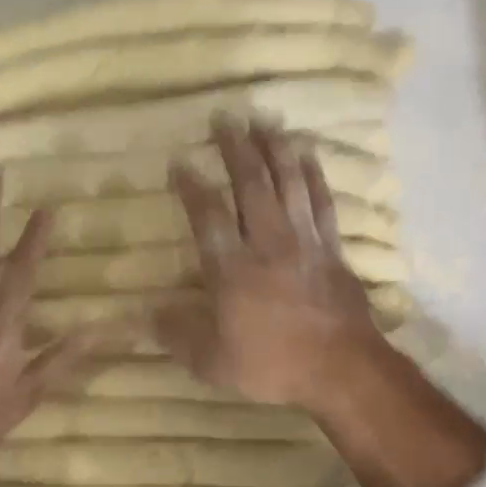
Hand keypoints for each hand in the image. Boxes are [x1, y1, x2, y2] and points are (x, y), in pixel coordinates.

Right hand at [153, 121, 387, 414]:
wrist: (339, 369)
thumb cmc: (268, 365)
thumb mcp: (209, 360)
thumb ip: (176, 334)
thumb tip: (146, 313)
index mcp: (231, 270)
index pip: (207, 217)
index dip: (192, 186)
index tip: (179, 161)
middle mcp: (267, 244)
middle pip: (251, 186)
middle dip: (235, 149)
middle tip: (224, 117)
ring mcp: (304, 242)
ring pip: (288, 184)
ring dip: (275, 148)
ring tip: (264, 120)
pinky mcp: (331, 249)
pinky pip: (321, 201)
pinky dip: (313, 174)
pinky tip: (307, 154)